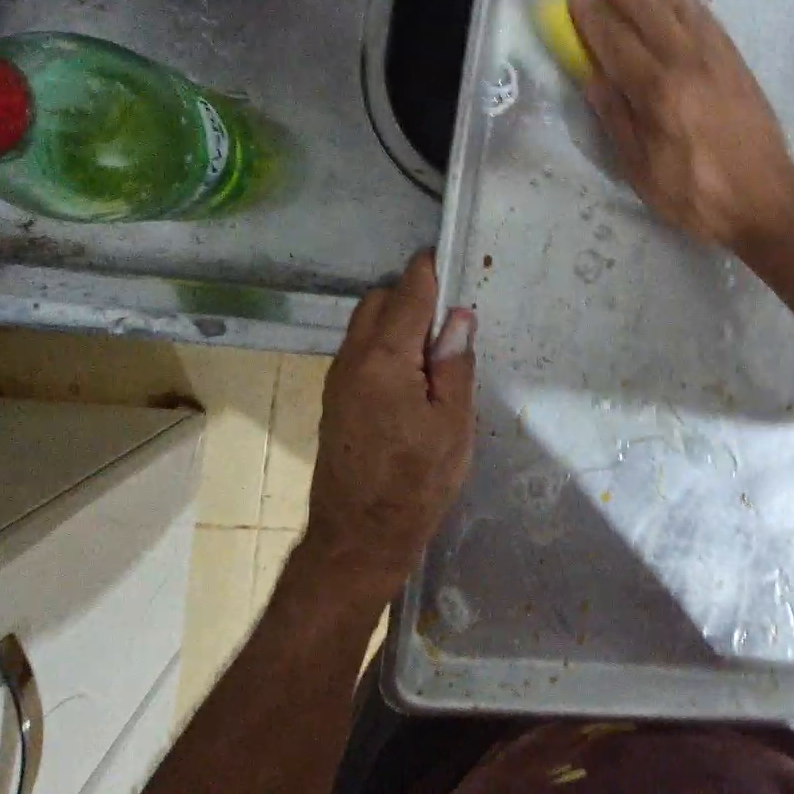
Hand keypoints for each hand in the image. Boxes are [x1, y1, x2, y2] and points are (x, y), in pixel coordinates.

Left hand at [305, 251, 476, 587]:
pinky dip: (384, 344)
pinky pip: (360, 351)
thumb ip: (455, 363)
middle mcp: (353, 359)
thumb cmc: (417, 482)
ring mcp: (338, 379)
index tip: (447, 255)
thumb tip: (458, 316)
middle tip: (451, 318)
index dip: (428, 271)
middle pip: (379, 301)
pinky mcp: (335, 399)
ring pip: (365, 325)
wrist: (358, 538)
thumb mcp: (453, 424)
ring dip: (396, 320)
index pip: (408, 294)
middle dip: (412, 295)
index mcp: (386, 359)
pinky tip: (412, 376)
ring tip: (435, 350)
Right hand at [568, 0, 793, 248]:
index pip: (615, 43)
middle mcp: (685, 65)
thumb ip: (617, 121)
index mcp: (657, 93)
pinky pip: (709, 20)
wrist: (766, 200)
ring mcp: (716, 60)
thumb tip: (593, 78)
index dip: (591, 15)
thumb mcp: (643, 171)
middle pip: (646, 12)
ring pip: (680, 8)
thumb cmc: (698, 195)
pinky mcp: (737, 64)